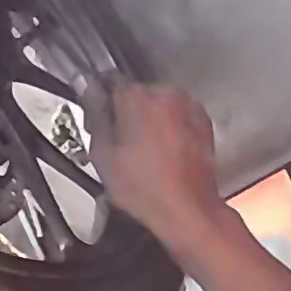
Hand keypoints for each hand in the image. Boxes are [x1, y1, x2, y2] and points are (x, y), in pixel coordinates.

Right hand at [89, 82, 231, 247]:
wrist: (187, 209)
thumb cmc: (141, 187)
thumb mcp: (103, 154)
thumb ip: (95, 113)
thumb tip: (86, 83)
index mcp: (137, 96)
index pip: (109, 81)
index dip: (98, 101)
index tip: (95, 123)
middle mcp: (166, 92)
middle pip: (136, 94)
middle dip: (124, 112)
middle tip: (117, 145)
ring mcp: (189, 105)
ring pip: (158, 105)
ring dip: (147, 120)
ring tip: (141, 153)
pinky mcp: (203, 121)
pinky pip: (177, 117)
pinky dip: (167, 128)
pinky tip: (162, 155)